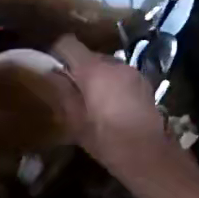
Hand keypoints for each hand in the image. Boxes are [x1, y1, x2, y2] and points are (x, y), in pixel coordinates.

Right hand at [51, 34, 170, 168]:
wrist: (149, 154)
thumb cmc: (107, 139)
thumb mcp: (75, 121)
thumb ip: (61, 92)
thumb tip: (49, 73)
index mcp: (93, 69)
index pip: (68, 43)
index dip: (56, 52)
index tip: (51, 67)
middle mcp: (114, 63)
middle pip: (88, 55)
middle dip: (78, 69)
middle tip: (70, 91)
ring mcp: (132, 71)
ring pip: (106, 65)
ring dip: (96, 77)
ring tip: (92, 101)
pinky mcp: (144, 82)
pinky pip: (120, 75)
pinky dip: (112, 84)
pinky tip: (112, 106)